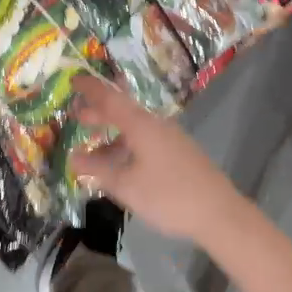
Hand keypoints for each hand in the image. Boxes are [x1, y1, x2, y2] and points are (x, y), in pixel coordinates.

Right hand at [68, 76, 245, 242]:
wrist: (218, 212)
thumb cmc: (168, 196)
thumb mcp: (126, 186)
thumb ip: (98, 170)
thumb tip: (73, 158)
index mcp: (141, 125)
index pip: (110, 98)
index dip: (90, 89)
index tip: (73, 79)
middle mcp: (155, 124)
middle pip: (123, 111)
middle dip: (99, 113)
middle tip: (77, 117)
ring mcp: (170, 138)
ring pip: (134, 130)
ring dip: (112, 137)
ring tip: (93, 154)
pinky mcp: (178, 153)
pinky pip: (145, 141)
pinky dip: (127, 147)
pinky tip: (121, 168)